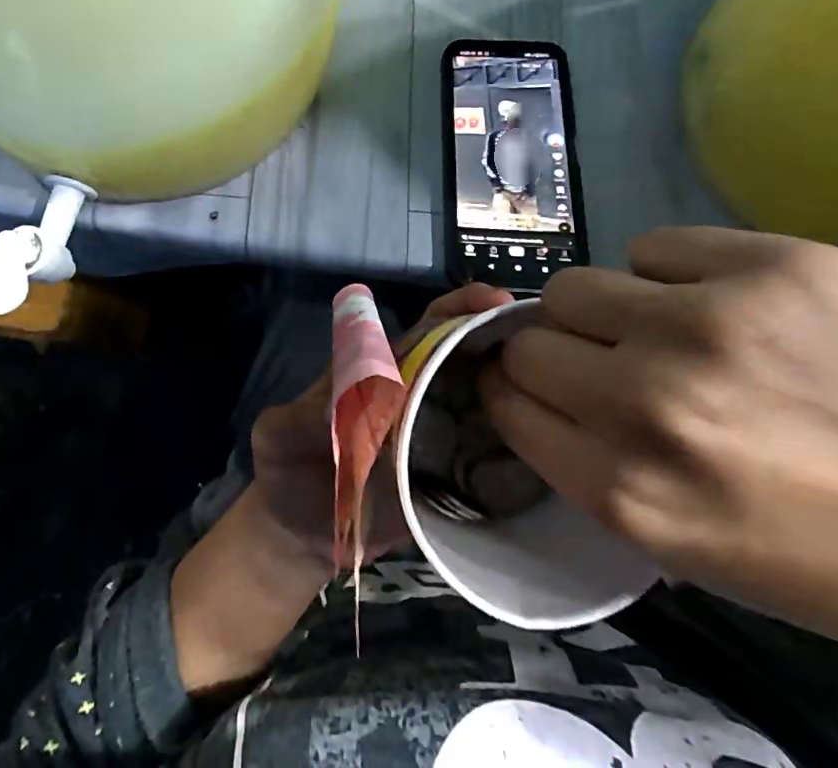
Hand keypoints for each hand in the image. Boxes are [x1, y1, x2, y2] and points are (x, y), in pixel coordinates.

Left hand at [173, 282, 513, 697]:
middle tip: (545, 349)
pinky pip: (488, 462)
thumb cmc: (285, 470)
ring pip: (487, 406)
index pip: (426, 328)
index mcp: (381, 371)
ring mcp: (438, 439)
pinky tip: (551, 452)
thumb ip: (302, 416)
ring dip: (520, 395)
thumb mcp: (278, 436)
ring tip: (559, 397)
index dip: (459, 310)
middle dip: (506, 346)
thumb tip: (345, 408)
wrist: (296, 536)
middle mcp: (418, 397)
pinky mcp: (449, 484)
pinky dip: (517, 452)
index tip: (495, 301)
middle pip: (468, 361)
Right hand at [482, 228, 837, 743]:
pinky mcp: (777, 262)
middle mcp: (651, 403)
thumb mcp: (698, 552)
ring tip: (660, 329)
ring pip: (579, 284)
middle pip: (532, 340)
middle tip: (600, 364)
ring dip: (602, 311)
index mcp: (631, 495)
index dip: (514, 393)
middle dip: (550, 354)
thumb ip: (604, 470)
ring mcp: (713, 322)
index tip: (530, 388)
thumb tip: (550, 396)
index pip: (510, 405)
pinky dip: (668, 275)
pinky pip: (659, 246)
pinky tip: (722, 303)